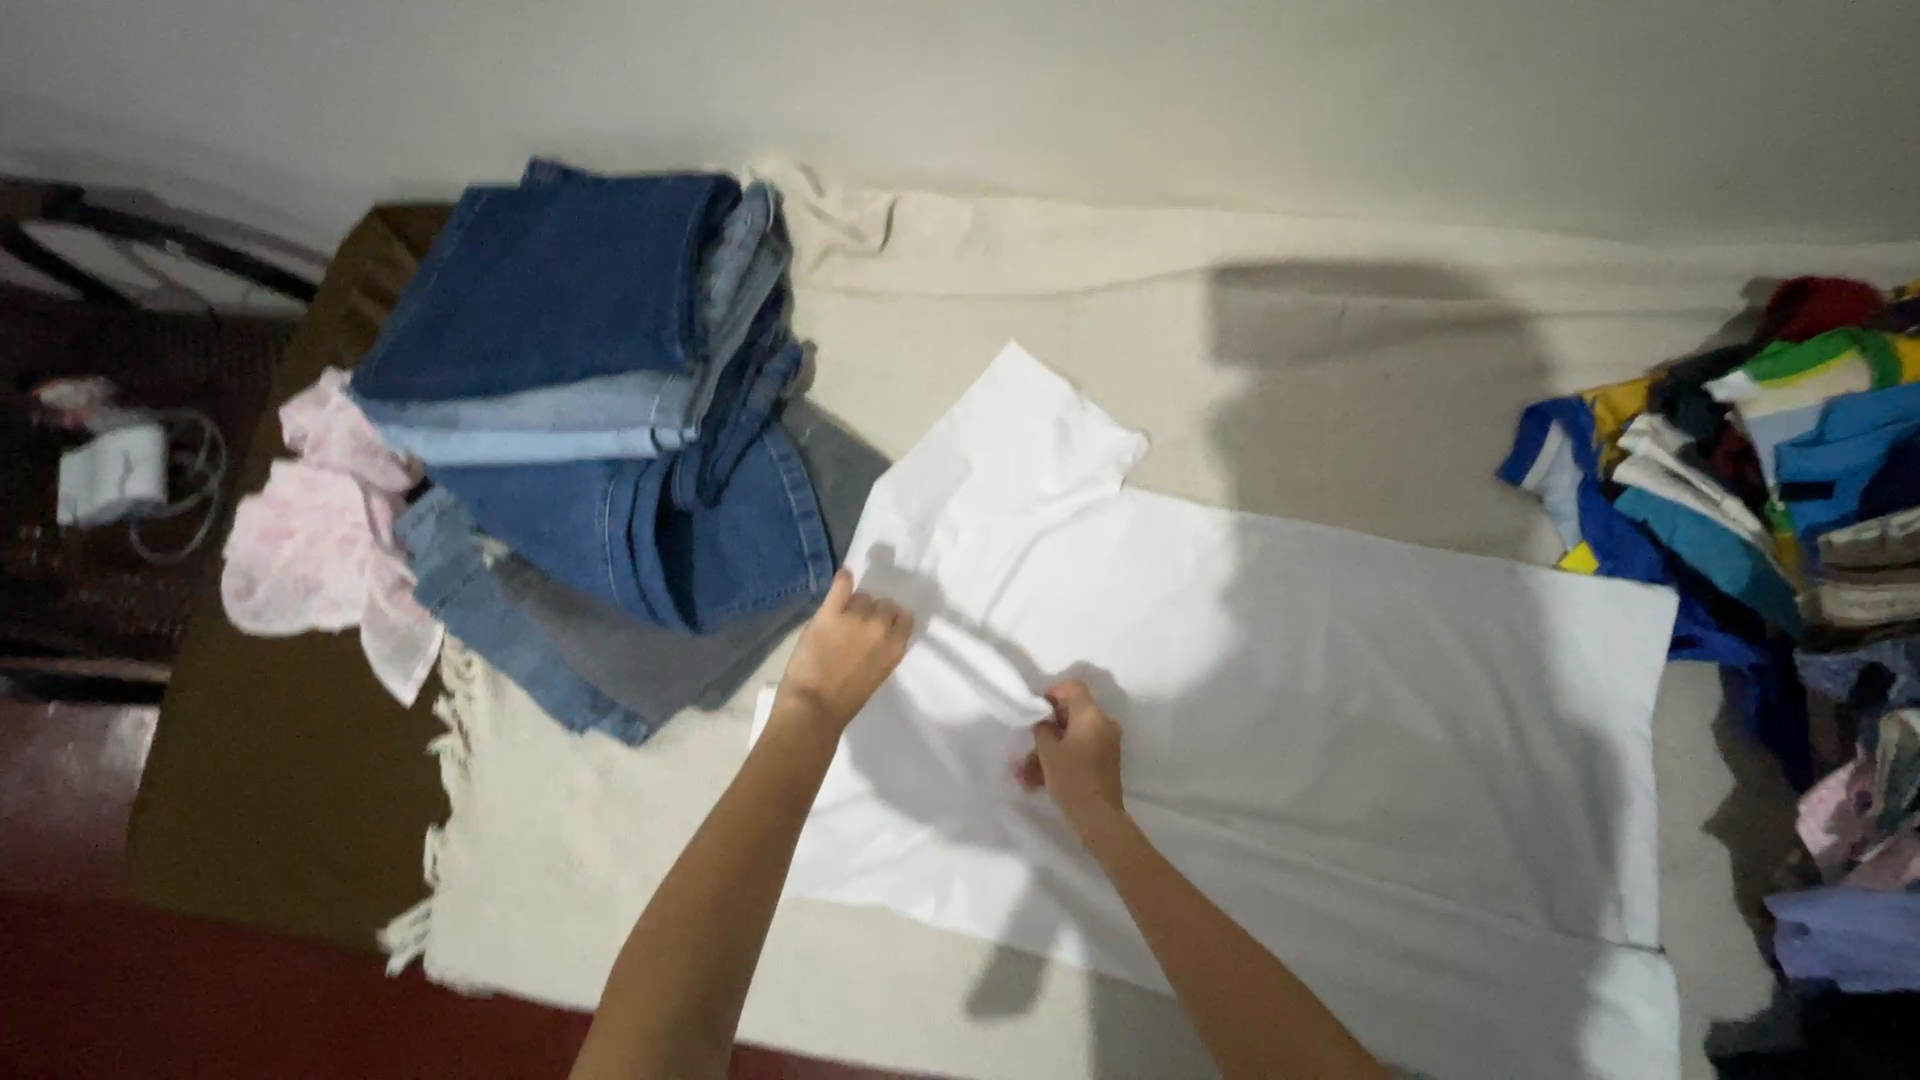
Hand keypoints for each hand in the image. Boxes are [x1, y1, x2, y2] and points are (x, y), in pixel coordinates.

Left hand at [775, 569, 912, 734]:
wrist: (814, 707)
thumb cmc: (846, 701)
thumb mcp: (877, 675)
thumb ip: (882, 650)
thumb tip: (877, 633)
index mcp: (895, 647)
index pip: (904, 617)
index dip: (892, 619)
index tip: (883, 624)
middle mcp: (880, 627)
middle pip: (884, 604)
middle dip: (874, 611)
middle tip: (860, 623)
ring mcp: (854, 617)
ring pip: (862, 596)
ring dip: (856, 603)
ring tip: (844, 615)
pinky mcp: (829, 613)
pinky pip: (841, 585)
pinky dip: (843, 579)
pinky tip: (844, 576)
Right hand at [1015, 679, 1126, 834]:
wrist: (1098, 817)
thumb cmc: (1072, 778)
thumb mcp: (1048, 751)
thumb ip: (1043, 728)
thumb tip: (1045, 722)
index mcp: (1092, 715)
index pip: (1073, 687)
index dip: (1052, 693)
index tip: (1037, 711)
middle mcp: (1103, 723)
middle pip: (1072, 712)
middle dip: (1047, 728)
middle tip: (1029, 743)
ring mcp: (1107, 742)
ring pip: (1073, 735)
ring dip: (1050, 748)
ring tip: (1026, 771)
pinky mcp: (1106, 760)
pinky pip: (1080, 749)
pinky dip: (1062, 758)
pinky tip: (1039, 779)